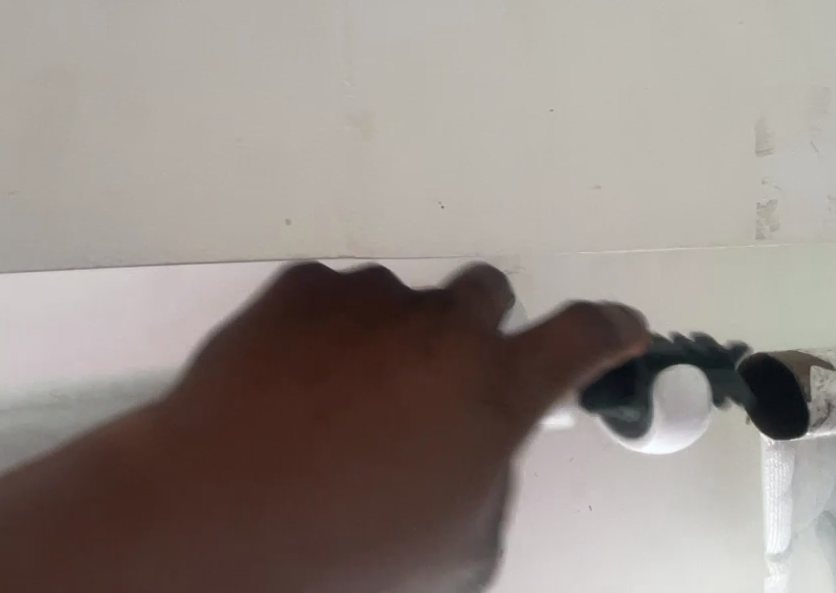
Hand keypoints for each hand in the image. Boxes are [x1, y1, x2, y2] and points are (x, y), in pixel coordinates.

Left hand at [0, 261, 647, 592]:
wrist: (216, 509)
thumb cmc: (344, 550)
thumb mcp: (450, 544)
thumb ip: (484, 480)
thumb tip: (479, 445)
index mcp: (490, 392)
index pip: (580, 338)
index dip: (607, 329)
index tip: (618, 323)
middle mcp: (439, 327)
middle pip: (484, 290)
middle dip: (474, 324)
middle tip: (434, 372)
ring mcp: (367, 295)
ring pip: (398, 297)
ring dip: (386, 333)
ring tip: (335, 393)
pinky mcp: (301, 284)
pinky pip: (332, 294)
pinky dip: (326, 324)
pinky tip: (291, 374)